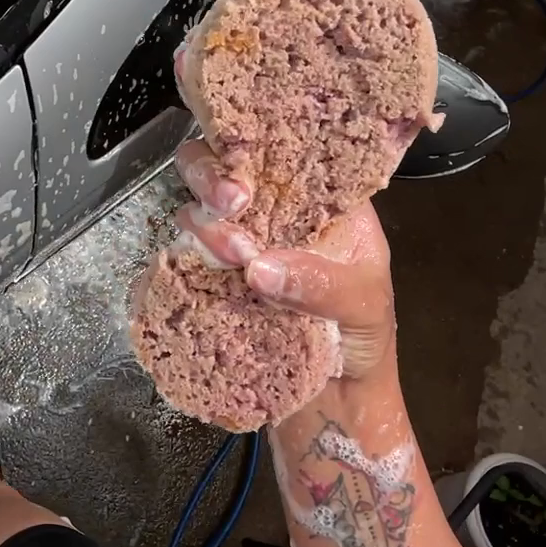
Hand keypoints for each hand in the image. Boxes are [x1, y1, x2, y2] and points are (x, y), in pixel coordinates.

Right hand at [173, 137, 395, 378]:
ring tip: (227, 255)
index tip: (250, 174)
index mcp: (317, 201)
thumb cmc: (363, 342)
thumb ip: (322, 284)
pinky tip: (189, 272)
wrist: (332, 402)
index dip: (259, 144)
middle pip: (223, 165)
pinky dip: (180, 259)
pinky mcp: (206, 276)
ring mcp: (233, 242)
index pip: (283, 148)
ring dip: (202, 220)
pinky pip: (181, 254)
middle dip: (213, 174)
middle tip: (229, 202)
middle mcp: (269, 211)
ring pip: (197, 206)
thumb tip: (259, 268)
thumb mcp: (365, 307)